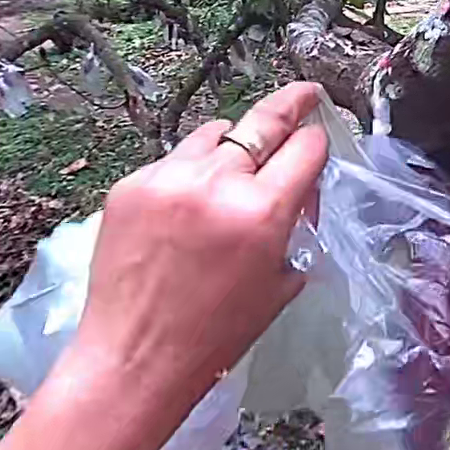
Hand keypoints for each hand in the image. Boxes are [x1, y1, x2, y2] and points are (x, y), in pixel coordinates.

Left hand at [60, 82, 328, 432]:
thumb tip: (298, 183)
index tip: (317, 135)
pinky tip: (184, 205)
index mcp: (261, 212)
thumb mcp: (278, 283)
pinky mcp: (131, 183)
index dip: (316, 142)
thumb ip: (293, 222)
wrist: (135, 356)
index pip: (305, 147)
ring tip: (228, 172)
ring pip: (214, 132)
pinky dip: (189, 171)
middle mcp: (216, 182)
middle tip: (304, 93)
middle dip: (291, 103)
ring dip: (231, 144)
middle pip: (263, 120)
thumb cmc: (216, 334)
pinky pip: (174, 159)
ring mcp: (167, 177)